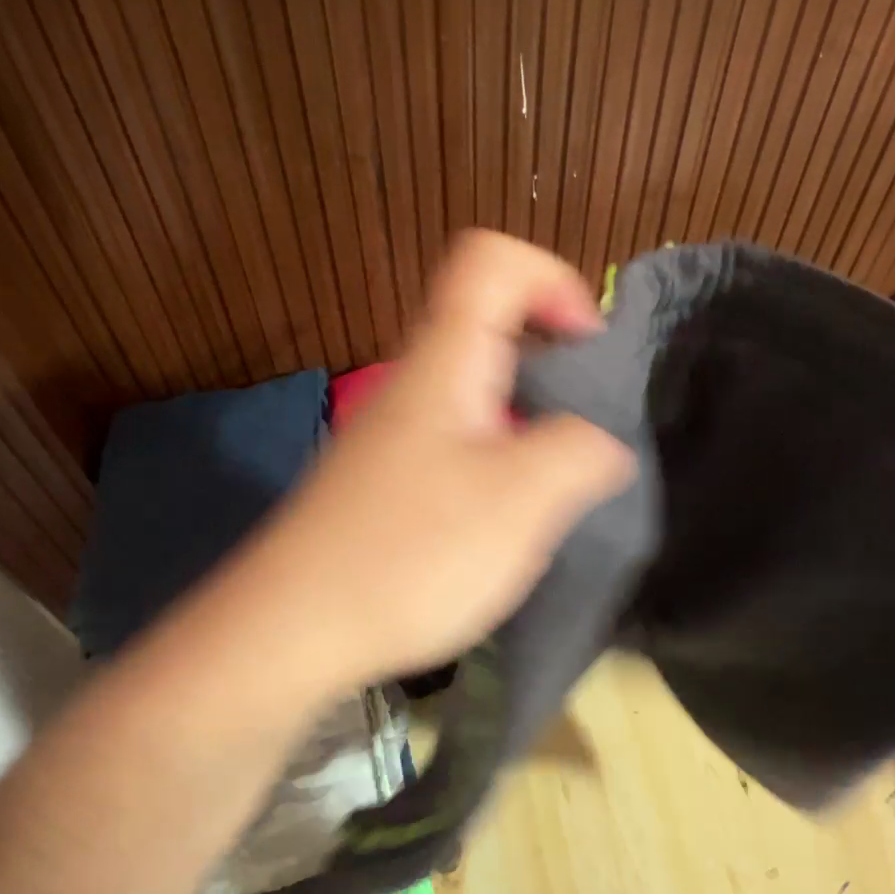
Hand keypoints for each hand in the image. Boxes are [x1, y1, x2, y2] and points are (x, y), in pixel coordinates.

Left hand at [234, 231, 635, 690]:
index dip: (553, 280)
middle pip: (488, 330)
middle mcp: (412, 388)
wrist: (291, 631)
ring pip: (474, 397)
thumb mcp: (520, 501)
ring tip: (558, 488)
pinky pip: (455, 449)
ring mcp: (391, 440)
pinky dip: (496, 467)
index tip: (592, 352)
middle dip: (554, 365)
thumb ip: (578, 452)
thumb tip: (603, 442)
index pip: (492, 262)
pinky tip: (506, 526)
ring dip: (528, 425)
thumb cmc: (410, 555)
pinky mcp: (382, 488)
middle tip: (590, 429)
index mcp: (444, 366)